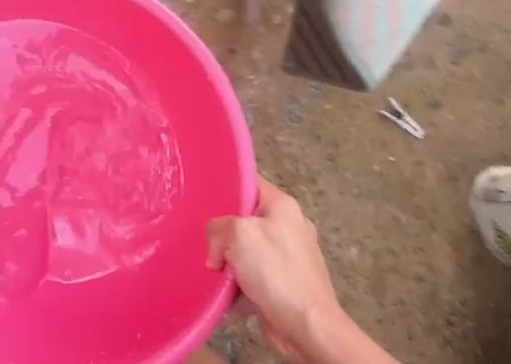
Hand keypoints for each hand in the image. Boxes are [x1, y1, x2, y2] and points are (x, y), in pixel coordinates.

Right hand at [206, 178, 340, 359]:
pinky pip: (254, 278)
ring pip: (247, 251)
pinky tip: (224, 294)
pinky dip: (240, 285)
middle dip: (224, 234)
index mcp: (283, 206)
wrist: (308, 327)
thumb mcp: (238, 234)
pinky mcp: (286, 286)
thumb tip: (217, 253)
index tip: (202, 197)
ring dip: (229, 263)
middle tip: (207, 243)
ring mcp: (289, 259)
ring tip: (213, 271)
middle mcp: (289, 228)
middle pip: (245, 220)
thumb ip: (217, 228)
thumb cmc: (276, 271)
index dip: (225, 186)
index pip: (249, 183)